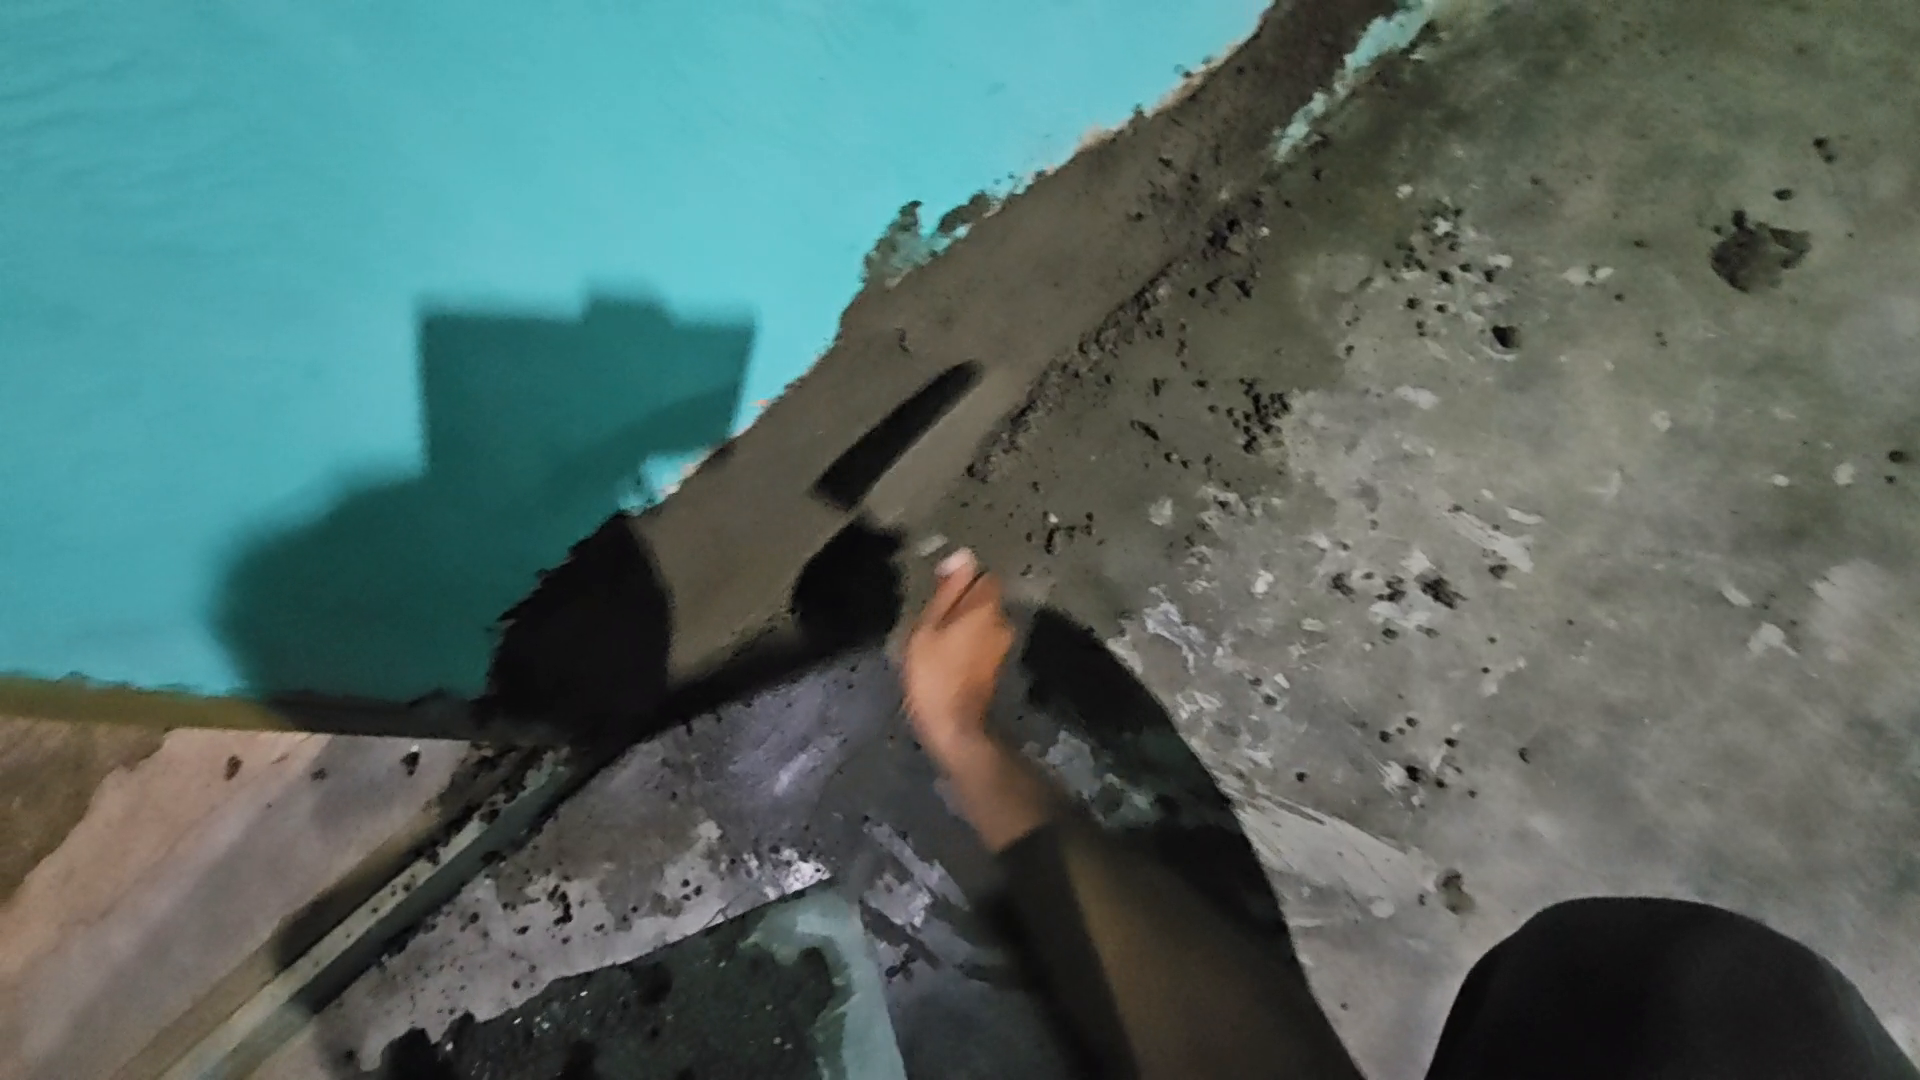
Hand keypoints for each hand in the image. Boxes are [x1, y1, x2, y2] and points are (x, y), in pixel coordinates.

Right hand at [903, 549, 1013, 763]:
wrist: (952, 724)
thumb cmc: (933, 672)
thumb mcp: (929, 626)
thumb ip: (948, 590)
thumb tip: (963, 557)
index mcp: (987, 608)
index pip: (984, 576)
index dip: (962, 579)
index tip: (939, 593)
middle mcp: (1003, 622)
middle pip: (984, 598)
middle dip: (963, 603)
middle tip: (933, 620)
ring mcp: (1004, 644)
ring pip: (983, 620)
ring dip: (965, 624)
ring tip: (937, 640)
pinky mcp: (998, 663)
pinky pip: (983, 639)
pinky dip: (969, 641)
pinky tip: (948, 656)